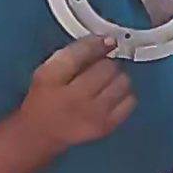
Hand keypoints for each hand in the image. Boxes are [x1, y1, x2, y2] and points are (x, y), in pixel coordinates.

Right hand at [18, 37, 135, 150]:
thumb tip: (109, 41)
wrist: (42, 132)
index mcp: (52, 78)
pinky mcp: (107, 127)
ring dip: (117, 79)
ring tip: (105, 84)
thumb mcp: (50, 68)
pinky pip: (130, 101)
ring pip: (123, 82)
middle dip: (107, 64)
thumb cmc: (46, 95)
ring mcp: (92, 115)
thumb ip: (77, 51)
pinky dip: (124, 95)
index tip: (107, 42)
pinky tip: (111, 97)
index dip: (99, 44)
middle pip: (109, 67)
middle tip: (99, 70)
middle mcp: (73, 98)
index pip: (83, 52)